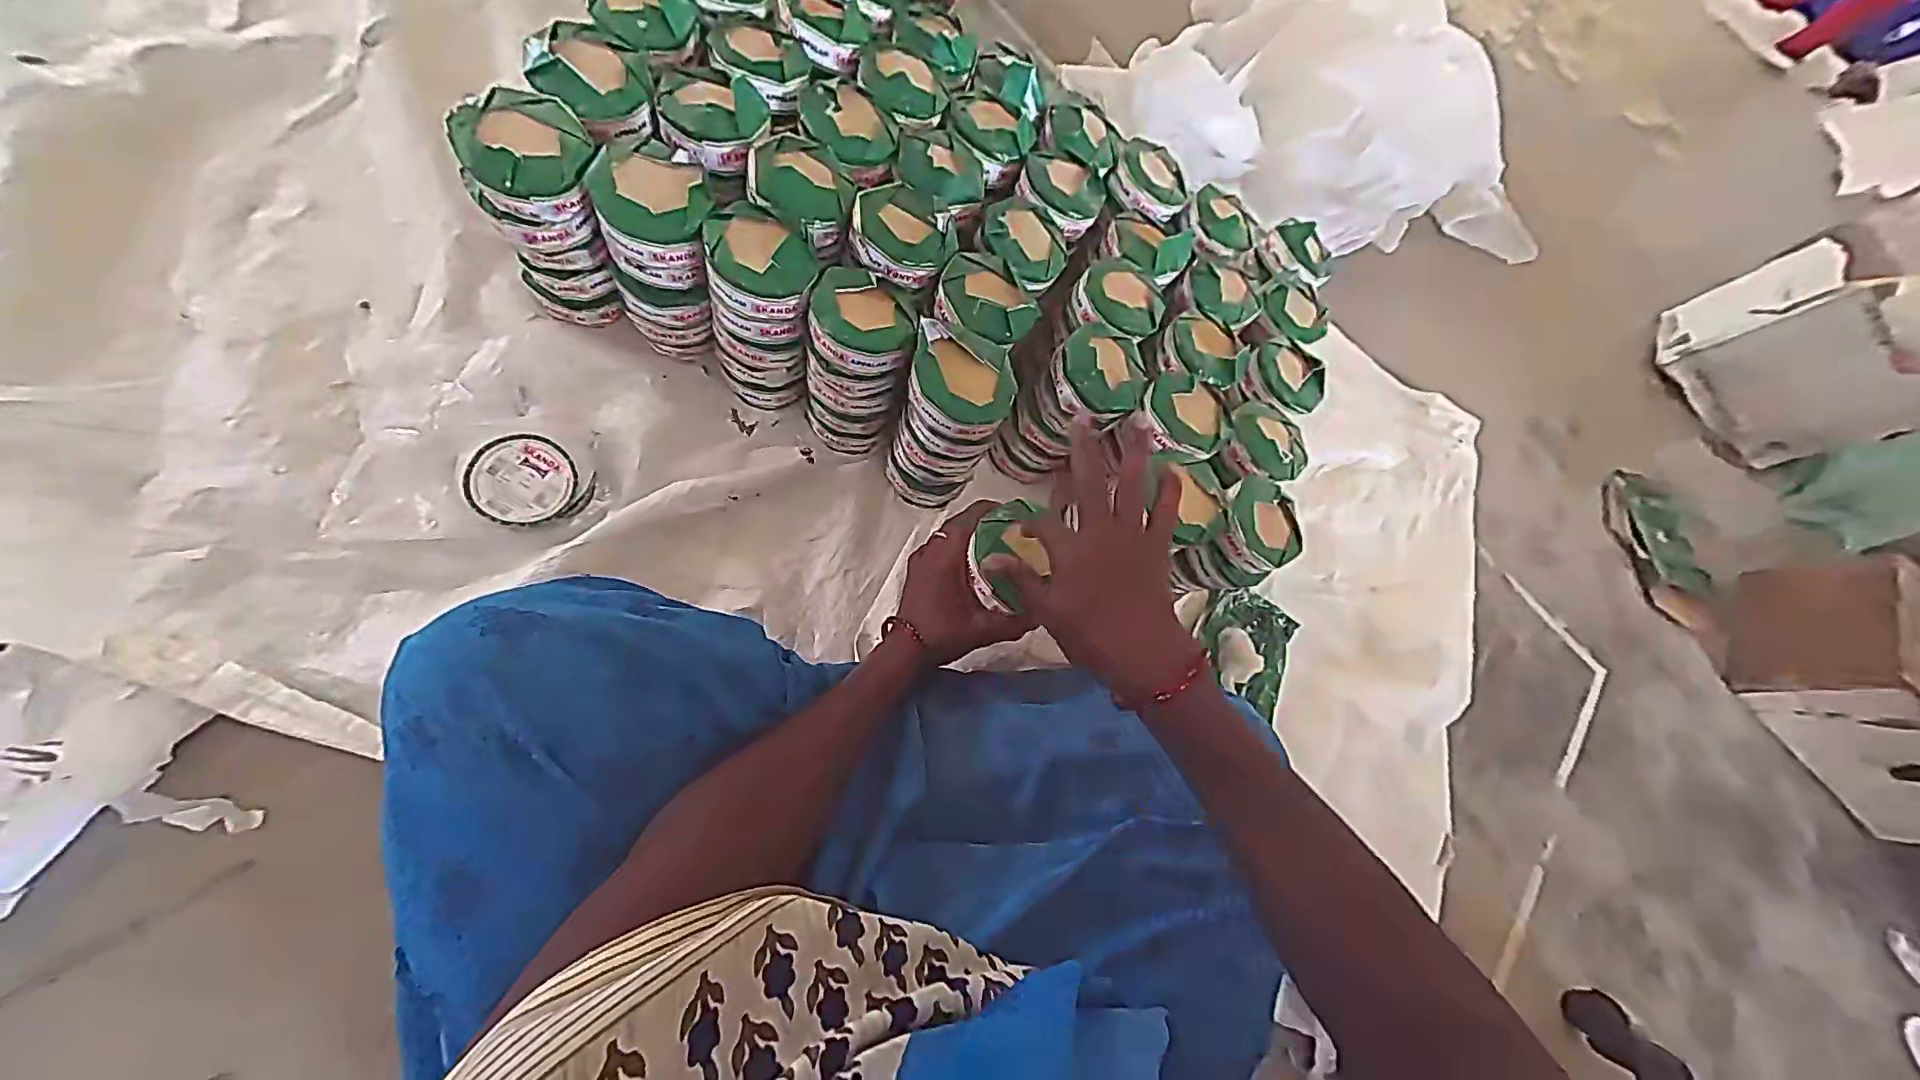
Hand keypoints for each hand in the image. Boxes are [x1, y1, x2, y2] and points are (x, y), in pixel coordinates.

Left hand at [894, 501, 1036, 667]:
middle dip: (984, 521)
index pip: (971, 517)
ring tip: (994, 544)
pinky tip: (971, 564)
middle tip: (1009, 529)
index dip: (993, 510)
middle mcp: (932, 549)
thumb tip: (1040, 615)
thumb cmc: (942, 633)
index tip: (1013, 512)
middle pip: (960, 522)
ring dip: (969, 534)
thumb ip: (1015, 621)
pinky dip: (956, 547)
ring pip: (948, 534)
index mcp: (947, 553)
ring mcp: (921, 558)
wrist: (906, 650)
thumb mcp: (984, 628)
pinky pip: (939, 547)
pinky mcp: (916, 570)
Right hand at [985, 420, 1201, 701]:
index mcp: (1071, 549)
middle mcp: (1101, 532)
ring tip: (1137, 423)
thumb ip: (1022, 579)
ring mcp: (1133, 535)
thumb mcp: (1048, 611)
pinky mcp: (1157, 545)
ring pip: (1133, 486)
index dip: (1029, 519)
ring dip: (1134, 454)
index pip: (1044, 521)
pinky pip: (1166, 511)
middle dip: (1085, 449)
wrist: (1143, 653)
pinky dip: (1170, 490)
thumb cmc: (1090, 635)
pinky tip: (1172, 469)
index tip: (1021, 525)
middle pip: (1091, 483)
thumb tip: (991, 558)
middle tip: (1084, 418)